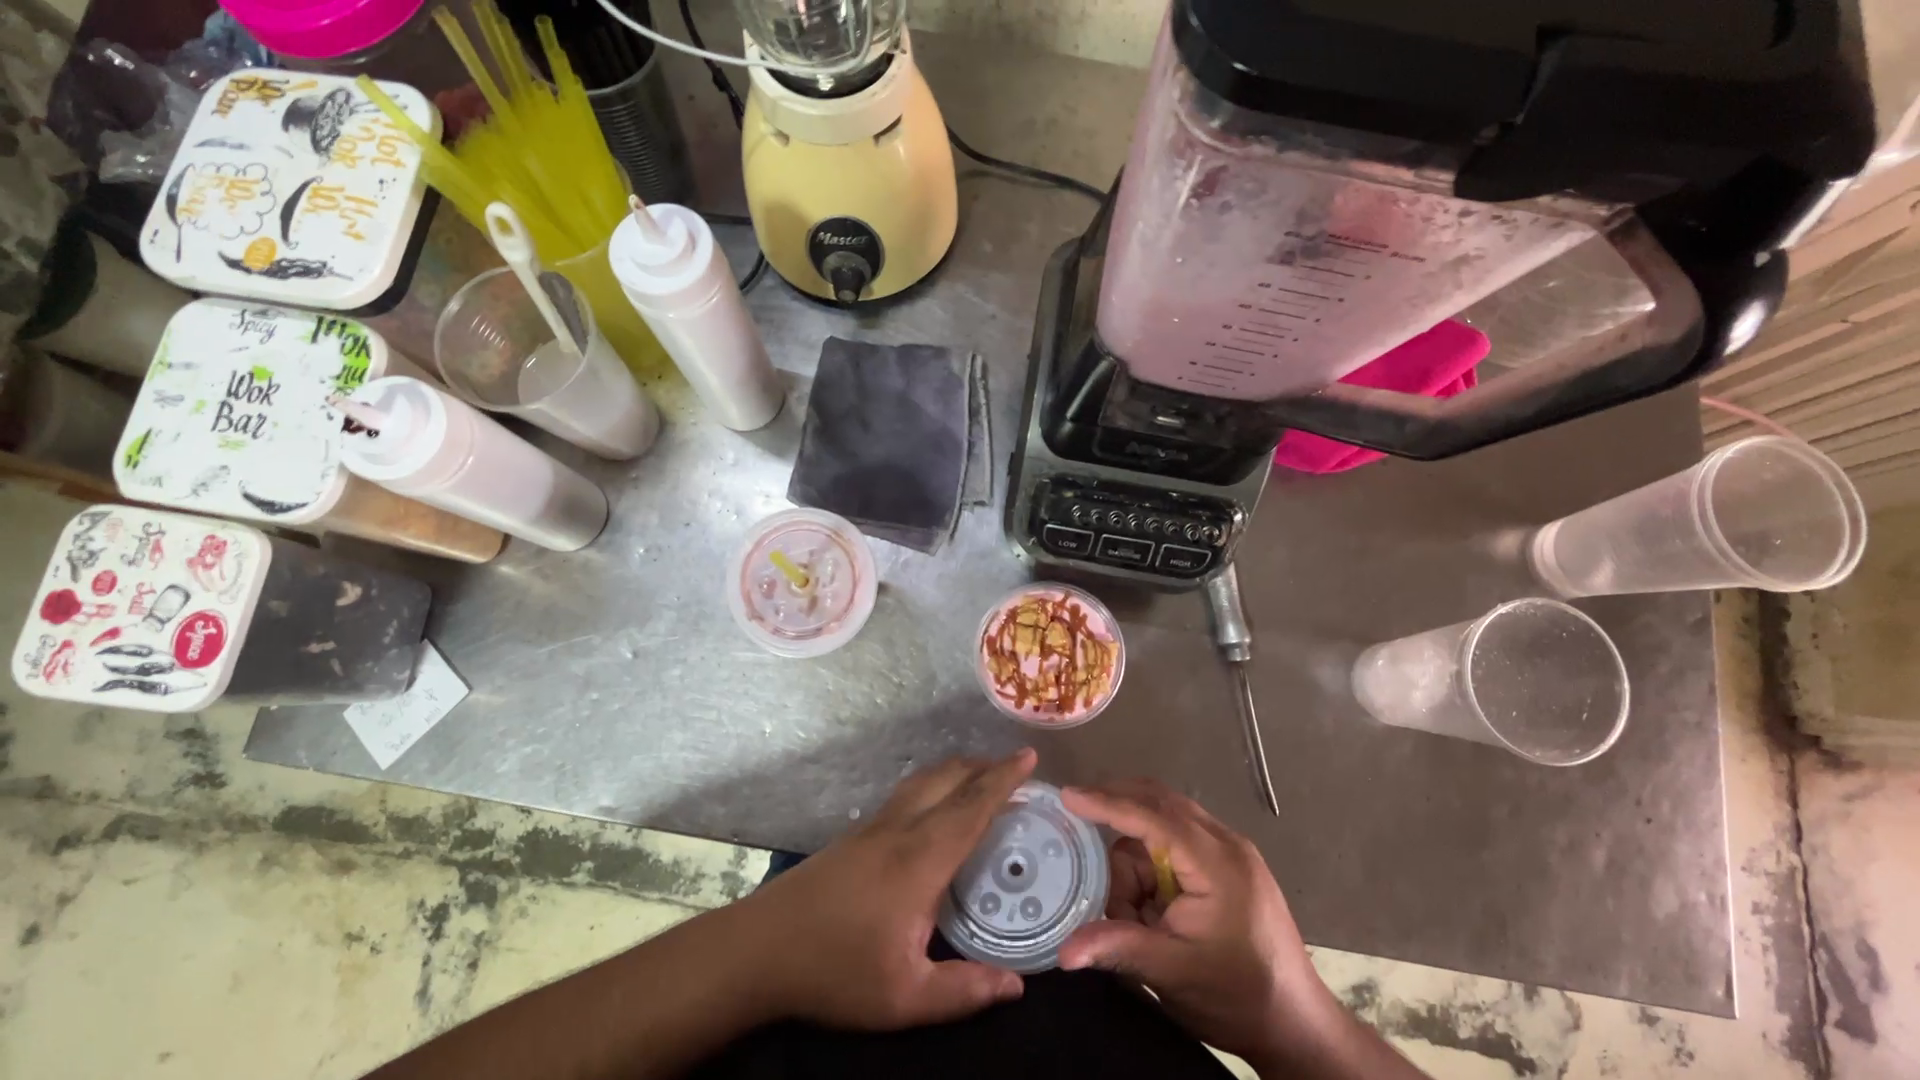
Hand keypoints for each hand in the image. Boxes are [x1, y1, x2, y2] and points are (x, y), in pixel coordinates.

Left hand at [737, 750, 1035, 1029]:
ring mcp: (871, 829)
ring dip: (957, 771)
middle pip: (947, 781)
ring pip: (923, 782)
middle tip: (1018, 765)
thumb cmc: (834, 971)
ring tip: (983, 775)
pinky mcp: (853, 836)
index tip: (1029, 756)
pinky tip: (934, 803)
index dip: (1003, 780)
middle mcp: (898, 831)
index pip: (970, 808)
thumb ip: (963, 991)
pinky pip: (905, 794)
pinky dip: (934, 784)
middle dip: (985, 766)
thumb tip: (1018, 987)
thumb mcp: (904, 998)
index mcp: (919, 860)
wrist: (758, 949)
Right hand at [1057, 779, 1339, 1070]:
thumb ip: (1118, 948)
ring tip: (1129, 912)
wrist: (1295, 1024)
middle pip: (1160, 805)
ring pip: (1163, 827)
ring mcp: (1230, 854)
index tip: (1068, 796)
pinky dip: (1150, 866)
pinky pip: (1176, 846)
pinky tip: (1145, 906)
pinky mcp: (1227, 869)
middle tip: (1075, 823)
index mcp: (1217, 863)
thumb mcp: (1172, 972)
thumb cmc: (1238, 994)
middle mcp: (1226, 845)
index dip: (1108, 804)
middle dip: (1116, 812)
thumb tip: (1063, 952)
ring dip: (1134, 859)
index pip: (1154, 816)